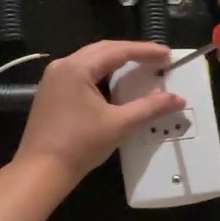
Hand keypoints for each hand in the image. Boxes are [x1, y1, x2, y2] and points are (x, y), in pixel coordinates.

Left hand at [15, 41, 186, 181]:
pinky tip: (114, 85)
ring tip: (139, 68)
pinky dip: (100, 75)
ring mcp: (53, 79)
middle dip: (130, 53)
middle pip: (102, 50)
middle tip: (156, 59)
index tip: (167, 54)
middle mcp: (62, 66)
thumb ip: (150, 108)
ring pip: (90, 61)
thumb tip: (178, 99)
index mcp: (77, 67)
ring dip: (115, 63)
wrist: (41, 170)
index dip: (145, 51)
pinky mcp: (50, 93)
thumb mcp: (119, 125)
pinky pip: (80, 74)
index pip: (118, 51)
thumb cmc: (80, 145)